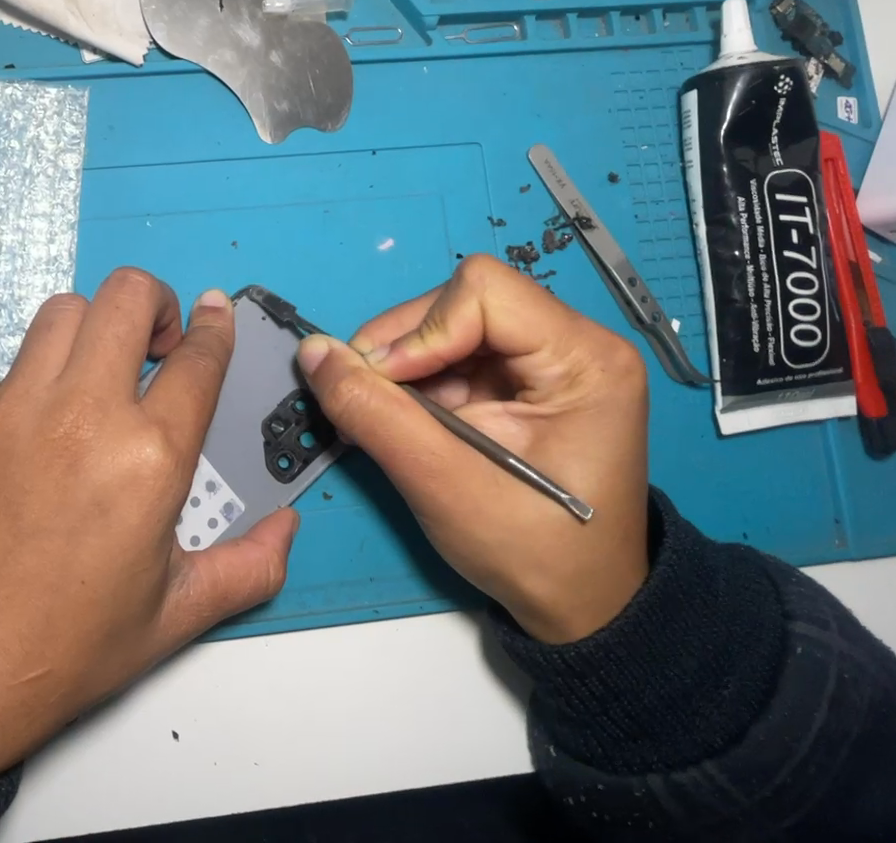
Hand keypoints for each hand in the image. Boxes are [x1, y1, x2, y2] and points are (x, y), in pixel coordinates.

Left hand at [0, 270, 299, 790]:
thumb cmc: (68, 650)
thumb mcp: (176, 615)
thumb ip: (250, 566)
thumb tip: (287, 526)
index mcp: (148, 458)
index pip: (198, 359)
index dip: (214, 326)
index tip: (214, 311)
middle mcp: (81, 415)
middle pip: (125, 297)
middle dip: (153, 302)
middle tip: (154, 341)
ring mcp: (8, 409)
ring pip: (60, 315)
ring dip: (91, 330)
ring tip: (92, 375)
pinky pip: (4, 374)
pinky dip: (30, 389)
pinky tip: (26, 443)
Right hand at [296, 256, 650, 644]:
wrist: (577, 604)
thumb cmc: (530, 550)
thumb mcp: (443, 483)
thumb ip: (374, 412)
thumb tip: (312, 352)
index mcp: (583, 358)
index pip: (483, 292)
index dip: (421, 331)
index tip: (383, 385)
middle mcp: (570, 343)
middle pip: (458, 301)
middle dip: (401, 349)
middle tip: (364, 403)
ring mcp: (542, 361)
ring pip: (443, 326)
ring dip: (399, 369)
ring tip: (377, 419)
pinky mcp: (516, 381)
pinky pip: (446, 356)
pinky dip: (410, 385)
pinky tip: (397, 421)